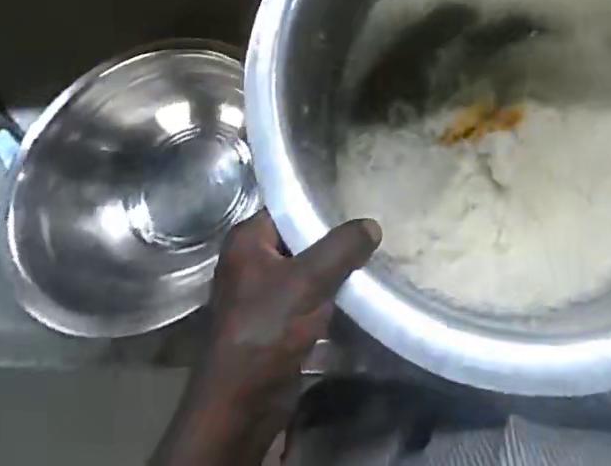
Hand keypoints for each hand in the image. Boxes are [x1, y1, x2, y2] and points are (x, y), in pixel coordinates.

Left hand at [151, 210, 379, 465]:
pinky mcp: (274, 321)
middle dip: (333, 240)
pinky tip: (356, 292)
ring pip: (306, 269)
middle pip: (300, 238)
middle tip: (369, 232)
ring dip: (333, 270)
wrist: (239, 407)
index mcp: (247, 239)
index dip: (321, 204)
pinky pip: (306, 296)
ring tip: (369, 258)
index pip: (289, 207)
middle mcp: (250, 259)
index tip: (357, 203)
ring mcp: (261, 292)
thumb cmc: (266, 331)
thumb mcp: (308, 281)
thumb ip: (341, 248)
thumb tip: (371, 225)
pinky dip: (328, 295)